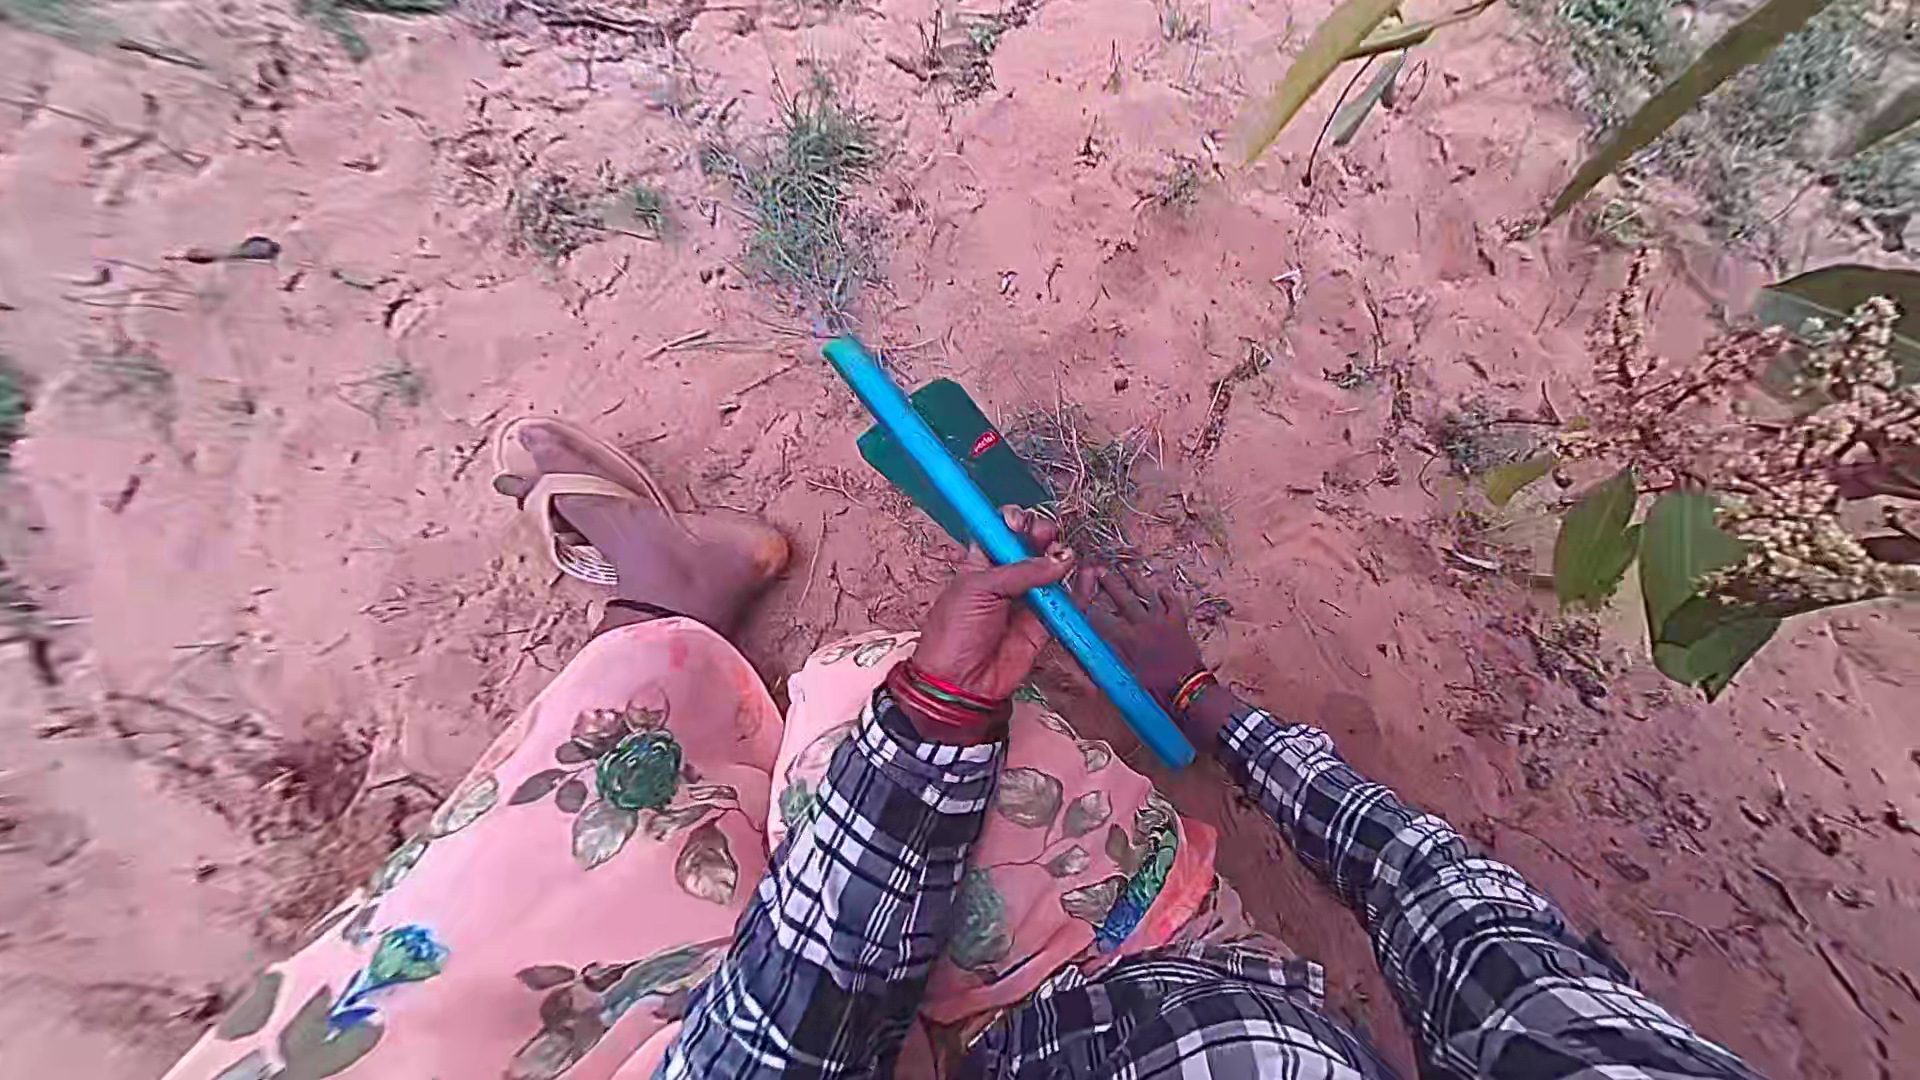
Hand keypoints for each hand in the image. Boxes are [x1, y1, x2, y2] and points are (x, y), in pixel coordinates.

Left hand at [912, 507, 1076, 702]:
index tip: (1019, 520)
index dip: (1012, 523)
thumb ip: (1021, 571)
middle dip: (1040, 536)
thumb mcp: (979, 589)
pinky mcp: (1042, 626)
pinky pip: (1066, 603)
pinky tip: (1088, 574)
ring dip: (1061, 558)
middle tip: (1046, 534)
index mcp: (979, 564)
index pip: (1000, 534)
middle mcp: (1004, 580)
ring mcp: (1024, 602)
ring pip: (1050, 573)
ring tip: (1066, 554)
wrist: (959, 682)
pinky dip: (1081, 589)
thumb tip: (1062, 559)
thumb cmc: (956, 630)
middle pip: (1029, 549)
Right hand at [1086, 566, 1203, 706]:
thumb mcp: (1124, 676)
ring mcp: (1162, 621)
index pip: (1102, 618)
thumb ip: (1109, 657)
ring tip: (1125, 569)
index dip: (1089, 609)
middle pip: (1123, 598)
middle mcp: (1143, 624)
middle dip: (1110, 583)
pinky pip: (1172, 603)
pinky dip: (1166, 595)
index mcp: (1127, 638)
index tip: (1080, 601)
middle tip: (1100, 570)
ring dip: (1135, 581)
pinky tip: (1161, 588)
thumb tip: (1093, 651)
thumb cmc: (1154, 689)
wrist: (1187, 690)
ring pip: (1147, 595)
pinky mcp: (1179, 623)